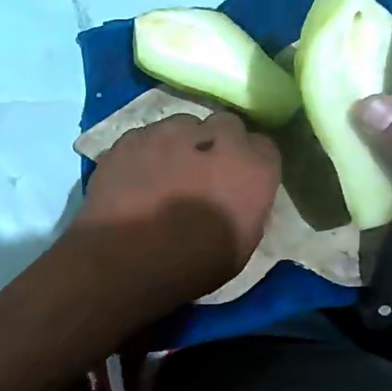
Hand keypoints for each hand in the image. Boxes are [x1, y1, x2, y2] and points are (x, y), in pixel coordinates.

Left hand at [70, 111, 281, 307]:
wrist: (127, 262)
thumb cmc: (192, 265)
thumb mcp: (241, 246)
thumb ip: (248, 208)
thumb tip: (240, 198)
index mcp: (252, 168)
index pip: (264, 147)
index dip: (249, 164)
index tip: (238, 181)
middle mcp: (216, 138)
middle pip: (225, 125)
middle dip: (218, 143)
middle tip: (203, 174)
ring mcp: (169, 132)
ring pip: (183, 125)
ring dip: (181, 143)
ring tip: (166, 173)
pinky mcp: (131, 138)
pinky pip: (147, 136)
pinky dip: (147, 152)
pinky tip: (137, 178)